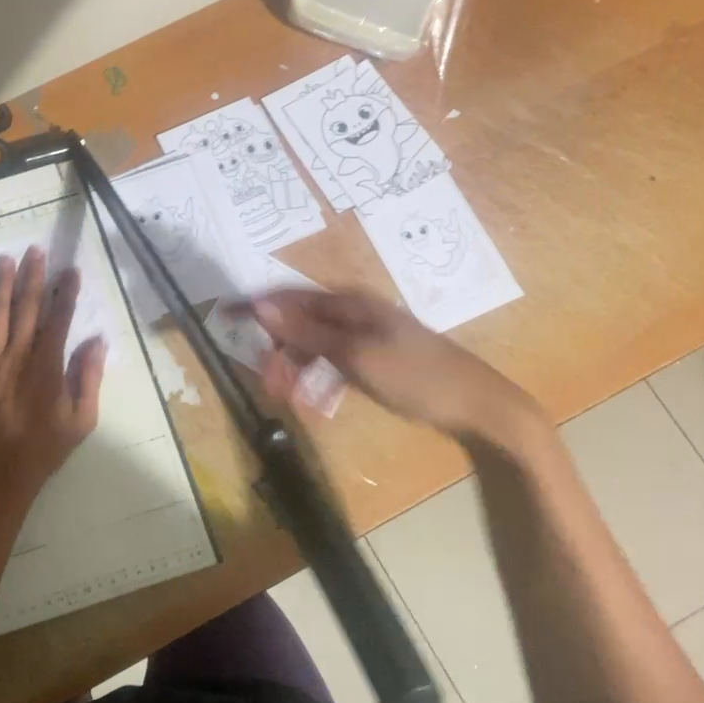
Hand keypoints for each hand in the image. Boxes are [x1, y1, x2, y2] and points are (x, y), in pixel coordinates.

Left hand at [0, 247, 106, 504]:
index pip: (59, 321)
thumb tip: (97, 342)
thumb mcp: (82, 420)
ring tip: (6, 258)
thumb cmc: (45, 448)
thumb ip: (89, 379)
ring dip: (1, 285)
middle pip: (27, 310)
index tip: (71, 270)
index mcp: (48, 369)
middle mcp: (18, 359)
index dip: (66, 294)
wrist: (0, 474)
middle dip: (33, 278)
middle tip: (37, 250)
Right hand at [248, 288, 544, 444]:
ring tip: (291, 401)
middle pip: (298, 324)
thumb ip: (306, 332)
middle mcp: (353, 313)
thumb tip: (261, 304)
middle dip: (277, 352)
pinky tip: (318, 404)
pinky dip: (319, 381)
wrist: (480, 405)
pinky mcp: (373, 358)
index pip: (288, 297)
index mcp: (349, 303)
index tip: (223, 317)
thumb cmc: (416, 376)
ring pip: (312, 347)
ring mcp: (364, 336)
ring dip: (296, 371)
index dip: (254, 306)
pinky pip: (331, 363)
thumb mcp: (354, 356)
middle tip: (267, 385)